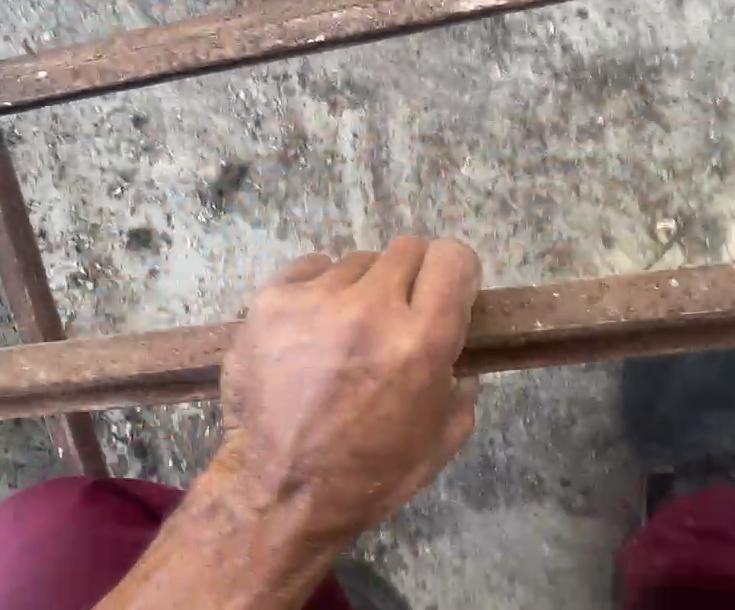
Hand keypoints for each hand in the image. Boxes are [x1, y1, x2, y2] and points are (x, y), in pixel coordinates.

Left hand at [213, 235, 482, 545]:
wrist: (281, 486)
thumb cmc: (368, 471)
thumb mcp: (441, 438)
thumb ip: (460, 379)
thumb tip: (456, 344)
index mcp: (420, 341)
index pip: (452, 259)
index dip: (454, 271)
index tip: (446, 288)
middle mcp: (370, 308)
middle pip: (405, 249)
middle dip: (409, 278)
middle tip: (395, 312)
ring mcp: (316, 299)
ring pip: (356, 261)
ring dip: (360, 288)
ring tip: (345, 330)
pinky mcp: (274, 298)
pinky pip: (311, 267)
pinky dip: (318, 288)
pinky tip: (312, 324)